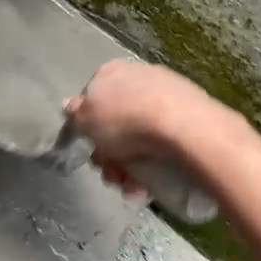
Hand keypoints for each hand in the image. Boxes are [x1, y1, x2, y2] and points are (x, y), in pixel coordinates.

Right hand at [64, 60, 238, 184]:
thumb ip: (74, 114)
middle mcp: (139, 77)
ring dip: (129, 167)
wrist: (184, 128)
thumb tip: (68, 105)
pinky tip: (151, 184)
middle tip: (111, 175)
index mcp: (111, 72)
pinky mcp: (192, 113)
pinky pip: (164, 141)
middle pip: (116, 122)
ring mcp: (168, 94)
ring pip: (139, 136)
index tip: (91, 149)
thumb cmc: (124, 121)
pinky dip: (155, 162)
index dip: (88, 127)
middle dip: (109, 154)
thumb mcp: (84, 119)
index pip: (92, 98)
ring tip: (132, 188)